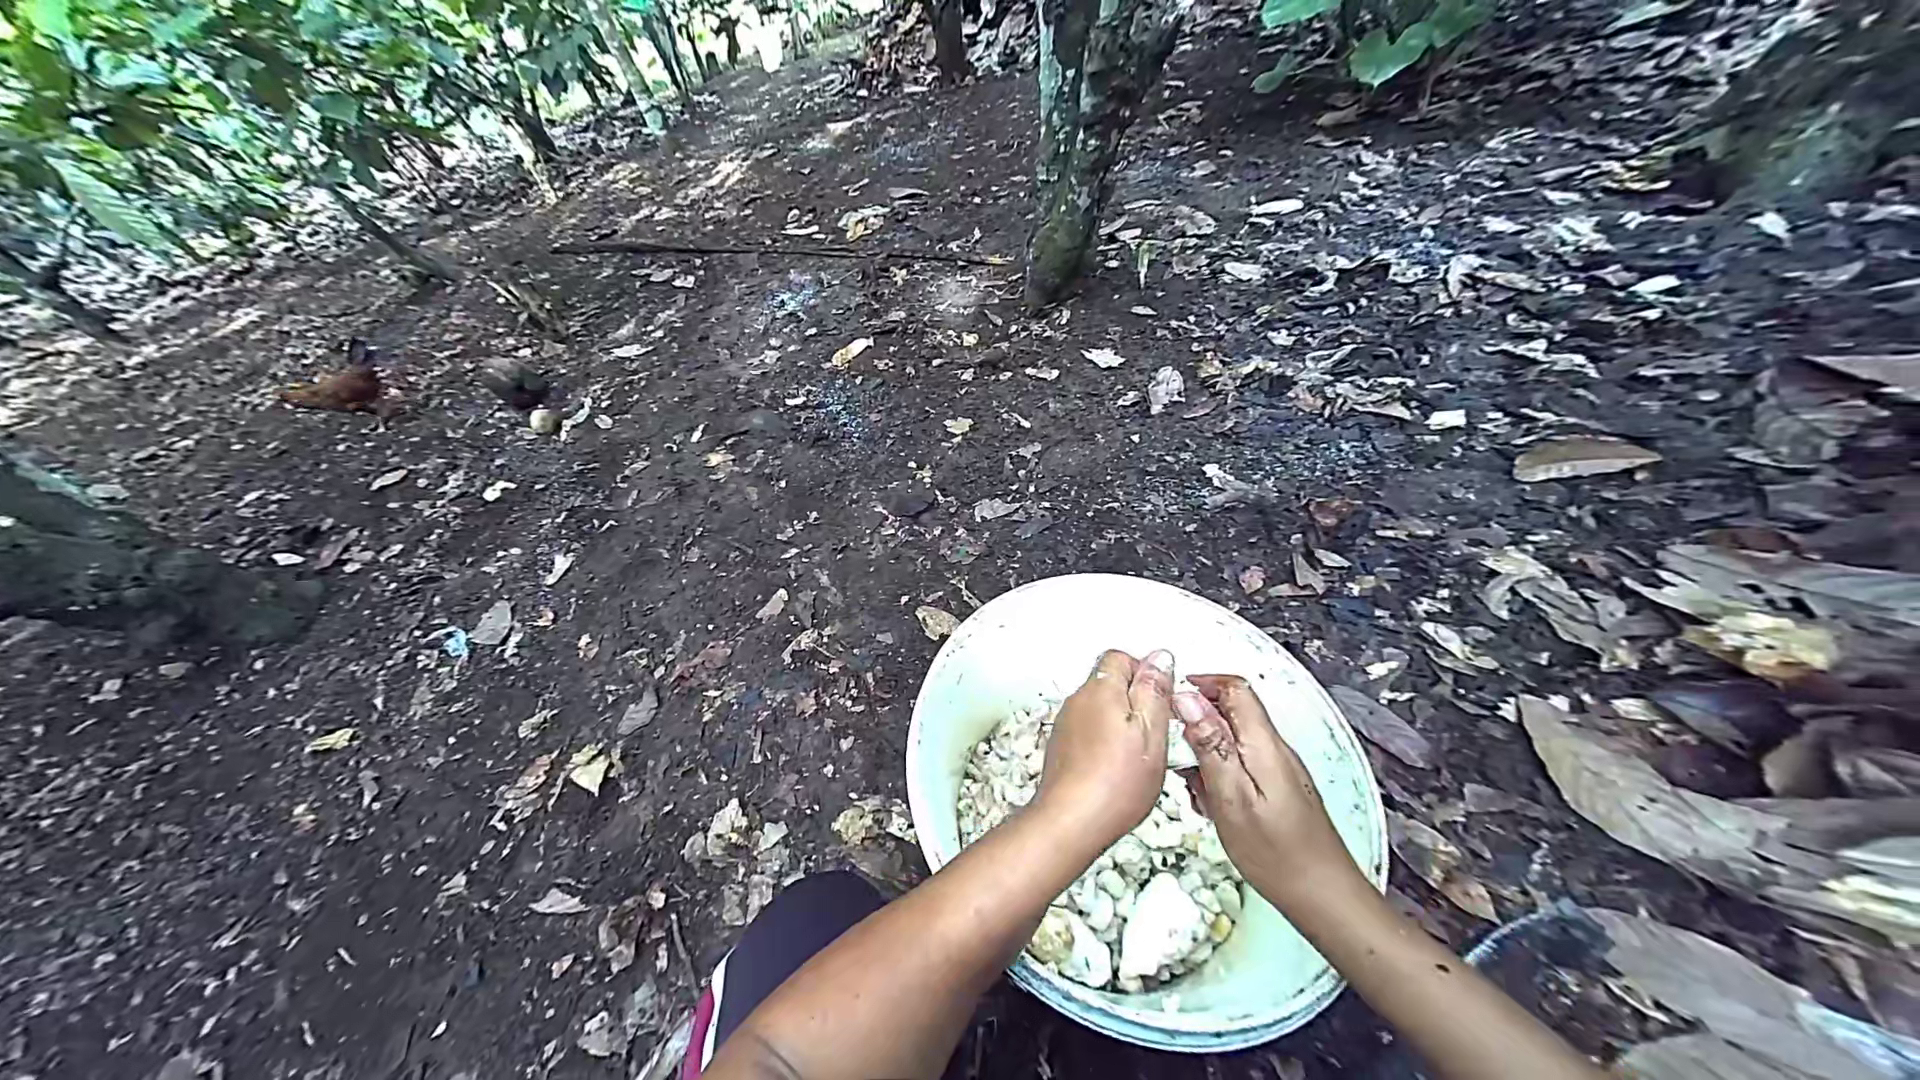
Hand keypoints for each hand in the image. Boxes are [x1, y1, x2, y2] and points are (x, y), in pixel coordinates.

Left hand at [1035, 649, 1173, 849]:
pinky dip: (1106, 743)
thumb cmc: (1113, 782)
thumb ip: (1154, 690)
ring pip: (1101, 709)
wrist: (1071, 821)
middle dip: (1135, 700)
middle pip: (1110, 683)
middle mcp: (1078, 701)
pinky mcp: (1063, 747)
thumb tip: (1160, 658)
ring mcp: (1067, 724)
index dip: (1146, 673)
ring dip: (1121, 723)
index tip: (1163, 698)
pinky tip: (1119, 768)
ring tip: (1139, 754)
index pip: (1121, 657)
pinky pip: (1089, 732)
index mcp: (1100, 689)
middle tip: (1156, 730)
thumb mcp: (1150, 731)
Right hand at [1175, 675, 1356, 904]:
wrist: (1324, 898)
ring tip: (1194, 785)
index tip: (1171, 699)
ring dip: (1205, 751)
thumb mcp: (1231, 797)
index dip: (1201, 684)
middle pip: (1232, 711)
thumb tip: (1188, 699)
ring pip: (1233, 738)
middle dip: (1197, 723)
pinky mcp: (1278, 786)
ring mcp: (1278, 767)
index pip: (1234, 688)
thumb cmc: (1277, 855)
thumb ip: (1210, 745)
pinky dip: (1219, 772)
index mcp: (1263, 744)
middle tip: (1176, 751)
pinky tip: (1211, 800)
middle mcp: (1274, 749)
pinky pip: (1241, 762)